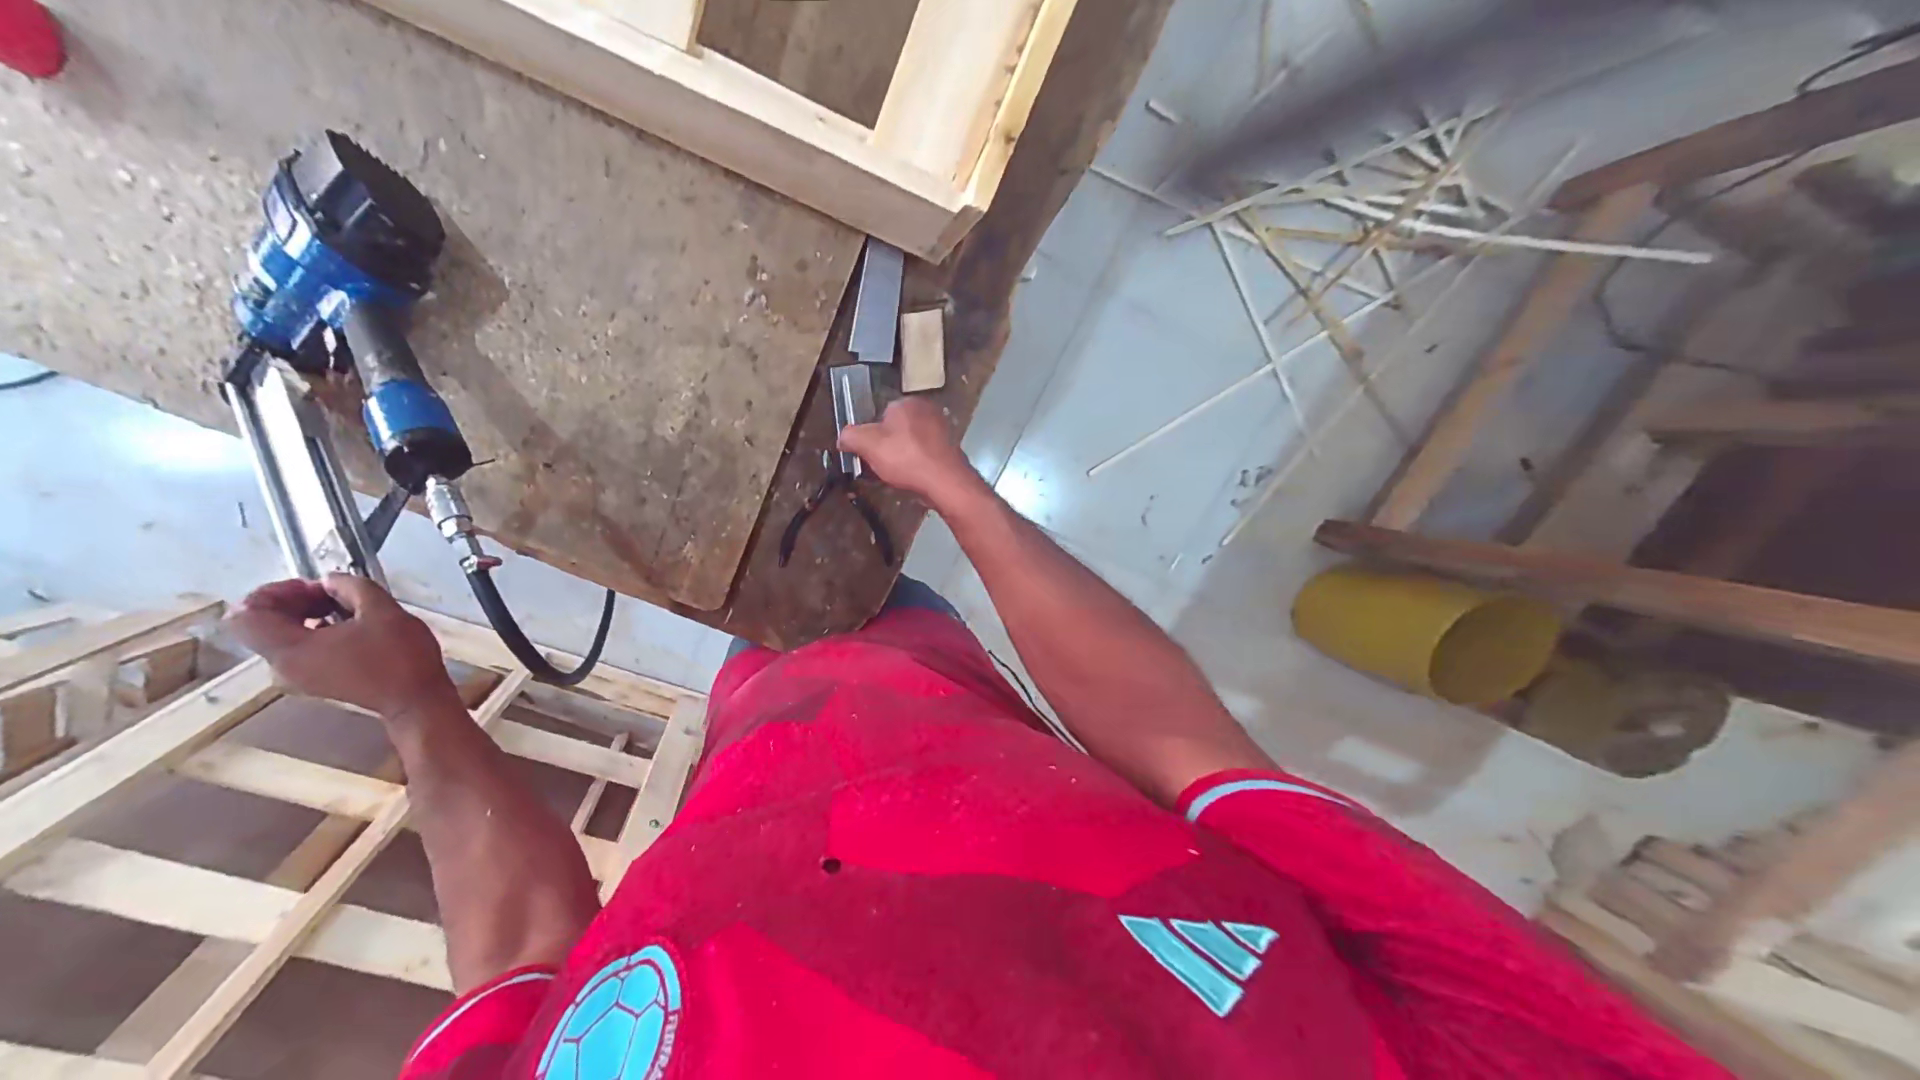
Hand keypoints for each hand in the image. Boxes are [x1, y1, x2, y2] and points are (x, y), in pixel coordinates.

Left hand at [226, 575, 458, 720]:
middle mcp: (282, 666)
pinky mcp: (315, 682)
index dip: (275, 591)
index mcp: (290, 649)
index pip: (246, 613)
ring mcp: (297, 677)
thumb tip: (331, 581)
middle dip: (294, 602)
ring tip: (350, 610)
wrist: (416, 700)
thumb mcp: (384, 612)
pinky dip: (318, 633)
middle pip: (263, 625)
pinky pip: (301, 650)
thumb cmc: (400, 656)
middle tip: (335, 594)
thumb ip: (354, 588)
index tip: (317, 587)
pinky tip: (353, 629)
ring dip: (308, 616)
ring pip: (283, 637)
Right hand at [838, 398, 985, 505]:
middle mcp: (927, 411)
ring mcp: (941, 430)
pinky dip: (915, 466)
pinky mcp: (948, 450)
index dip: (869, 434)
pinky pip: (923, 456)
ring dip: (900, 458)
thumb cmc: (905, 457)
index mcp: (907, 402)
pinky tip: (910, 478)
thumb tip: (843, 437)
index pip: (880, 414)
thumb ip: (850, 436)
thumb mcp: (868, 444)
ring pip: (910, 444)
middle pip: (896, 429)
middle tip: (877, 465)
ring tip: (893, 475)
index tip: (865, 452)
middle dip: (885, 447)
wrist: (944, 481)